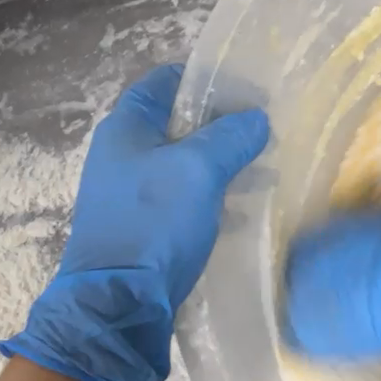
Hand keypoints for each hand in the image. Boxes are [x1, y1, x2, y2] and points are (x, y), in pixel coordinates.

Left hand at [1, 64, 269, 380]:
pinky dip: (210, 196)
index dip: (205, 79)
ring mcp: (129, 194)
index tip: (247, 91)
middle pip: (176, 124)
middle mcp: (122, 155)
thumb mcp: (198, 171)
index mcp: (126, 128)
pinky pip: (182, 198)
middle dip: (220, 126)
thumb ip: (229, 138)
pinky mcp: (142, 228)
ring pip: (182, 164)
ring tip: (261, 171)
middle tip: (261, 134)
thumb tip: (256, 118)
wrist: (119, 300)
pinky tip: (239, 209)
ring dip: (219, 164)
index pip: (164, 81)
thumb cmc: (154, 224)